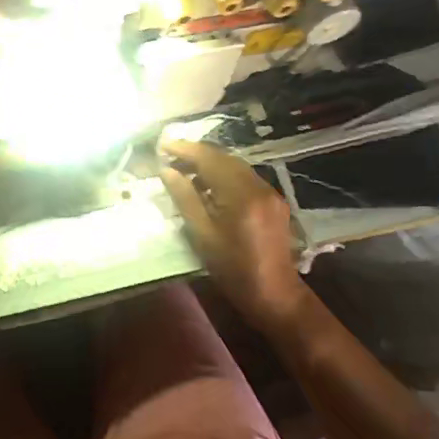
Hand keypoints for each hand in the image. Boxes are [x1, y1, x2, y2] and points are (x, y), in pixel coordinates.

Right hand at [159, 139, 307, 325]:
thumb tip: (167, 170)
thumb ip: (184, 198)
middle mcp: (259, 186)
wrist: (275, 295)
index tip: (163, 144)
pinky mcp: (274, 201)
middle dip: (196, 154)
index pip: (210, 159)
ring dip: (210, 164)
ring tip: (185, 171)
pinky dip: (225, 175)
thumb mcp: (202, 235)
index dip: (185, 149)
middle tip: (170, 157)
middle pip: (224, 158)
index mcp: (241, 195)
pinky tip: (209, 187)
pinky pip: (245, 178)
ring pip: (235, 166)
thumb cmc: (233, 269)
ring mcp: (270, 193)